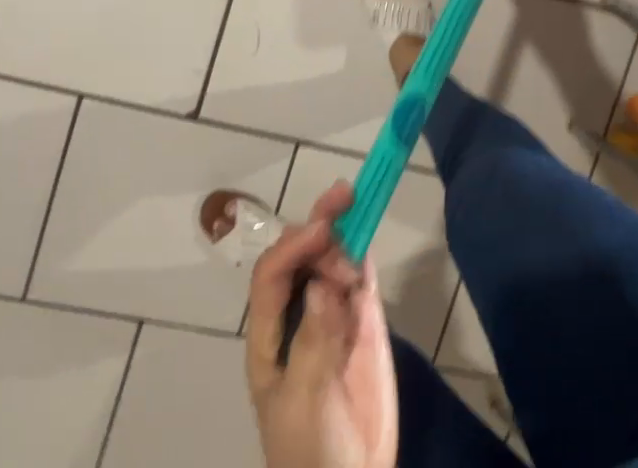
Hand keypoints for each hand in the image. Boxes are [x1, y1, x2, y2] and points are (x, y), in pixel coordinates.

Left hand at [245, 182, 396, 467]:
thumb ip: (315, 341)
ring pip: (334, 266)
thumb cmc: (310, 447)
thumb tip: (324, 284)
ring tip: (359, 210)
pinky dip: (365, 262)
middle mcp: (299, 317)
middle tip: (344, 194)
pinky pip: (363, 287)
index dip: (294, 246)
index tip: (323, 230)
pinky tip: (368, 240)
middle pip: (303, 260)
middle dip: (319, 226)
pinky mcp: (365, 329)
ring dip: (344, 238)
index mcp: (270, 335)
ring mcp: (334, 320)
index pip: (273, 276)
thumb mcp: (305, 399)